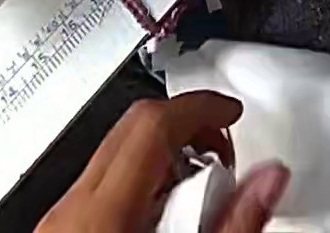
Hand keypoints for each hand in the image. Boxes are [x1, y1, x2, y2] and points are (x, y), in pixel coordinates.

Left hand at [36, 93, 290, 232]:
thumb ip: (235, 224)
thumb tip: (272, 178)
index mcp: (103, 216)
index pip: (154, 124)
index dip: (200, 108)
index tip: (231, 114)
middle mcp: (71, 211)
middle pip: (134, 128)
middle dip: (187, 128)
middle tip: (223, 154)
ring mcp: (57, 225)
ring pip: (116, 154)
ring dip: (164, 157)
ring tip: (198, 195)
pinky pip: (101, 185)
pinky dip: (140, 184)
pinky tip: (163, 221)